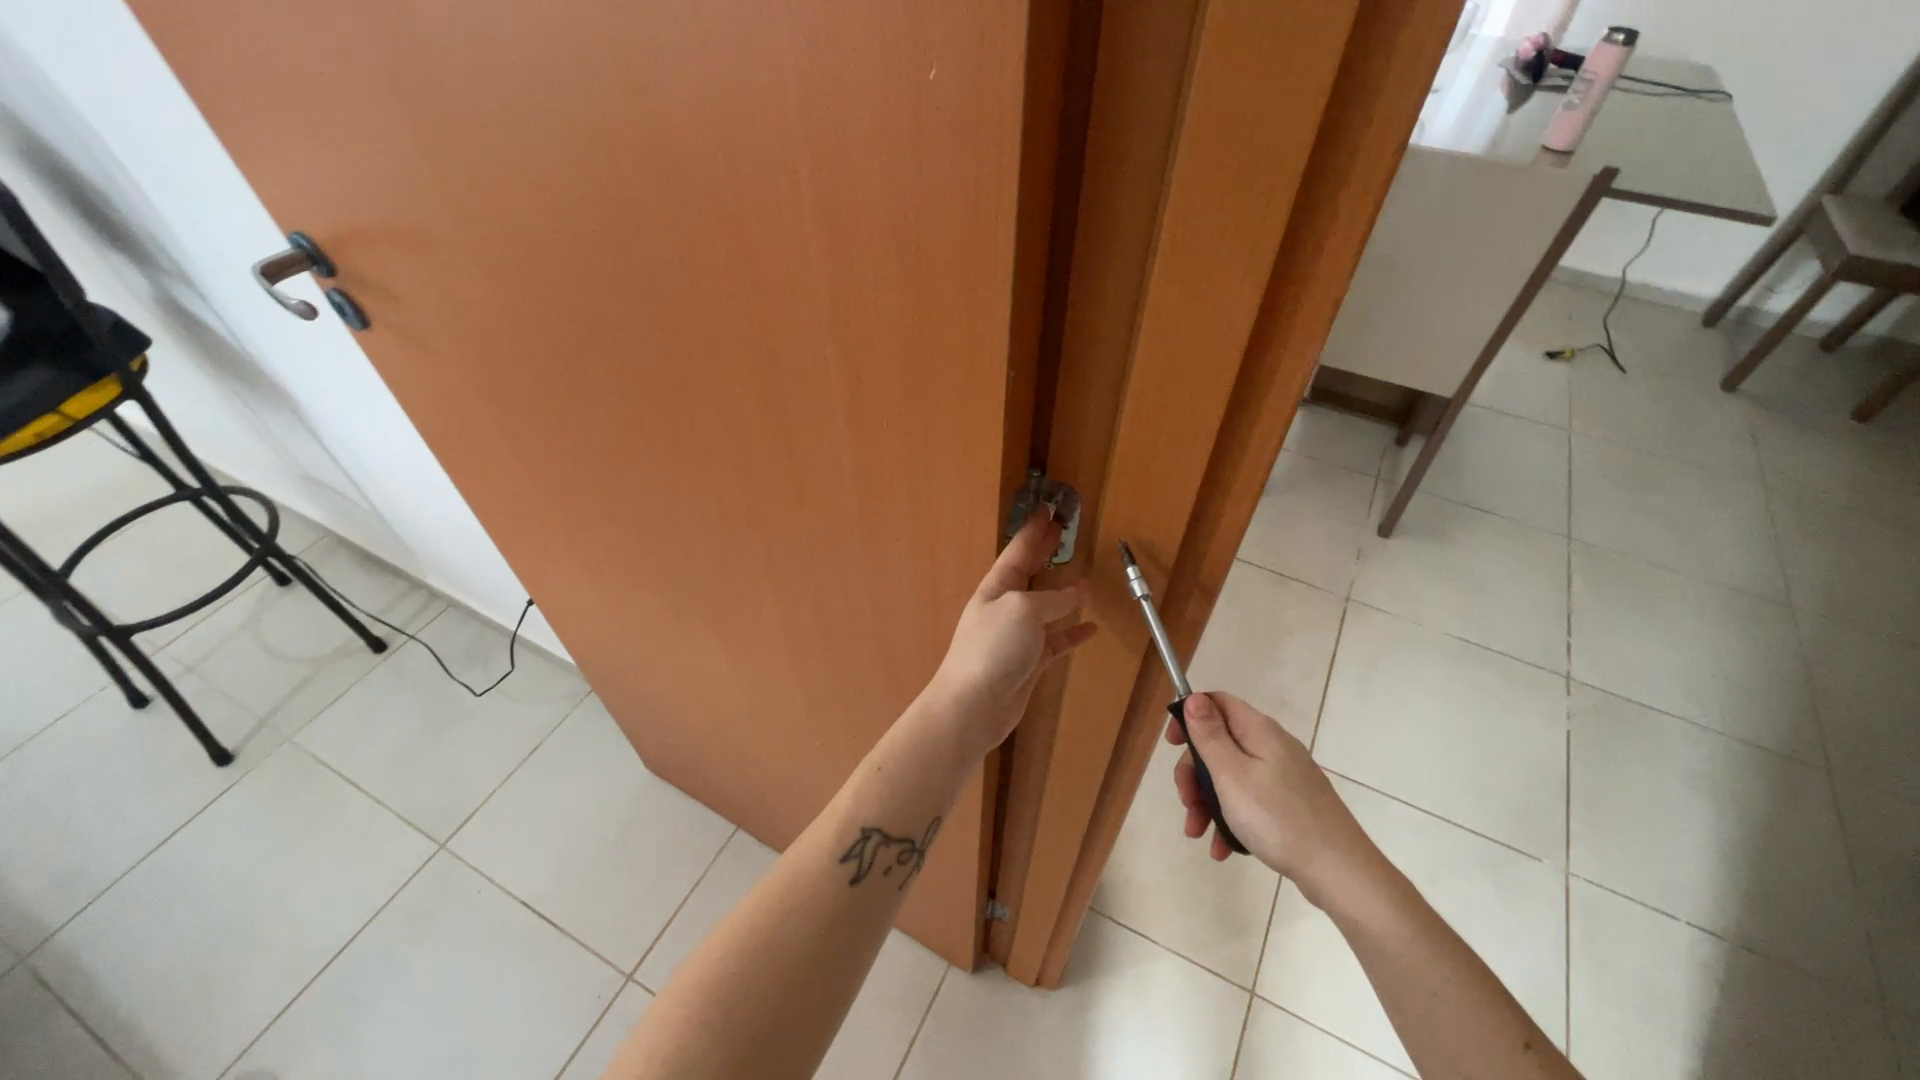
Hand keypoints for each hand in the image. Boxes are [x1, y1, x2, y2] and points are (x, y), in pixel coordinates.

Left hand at [923, 515, 1096, 758]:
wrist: (973, 705)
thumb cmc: (992, 649)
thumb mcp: (1023, 611)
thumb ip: (1053, 599)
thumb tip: (1079, 592)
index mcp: (996, 588)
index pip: (1018, 551)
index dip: (1033, 530)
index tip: (1047, 509)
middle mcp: (1005, 608)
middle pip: (1029, 574)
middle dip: (1044, 552)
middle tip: (1063, 530)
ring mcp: (1016, 637)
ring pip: (1045, 608)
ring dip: (1063, 593)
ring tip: (1085, 578)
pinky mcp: (1028, 664)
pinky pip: (1055, 642)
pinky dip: (1072, 634)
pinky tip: (1091, 628)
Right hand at [1167, 692, 1381, 907]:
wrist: (1339, 870)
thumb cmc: (1278, 818)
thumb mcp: (1231, 775)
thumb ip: (1210, 735)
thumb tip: (1194, 697)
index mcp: (1259, 731)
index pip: (1217, 702)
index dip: (1189, 717)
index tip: (1171, 746)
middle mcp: (1273, 746)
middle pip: (1220, 744)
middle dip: (1194, 773)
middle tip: (1186, 803)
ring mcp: (1284, 776)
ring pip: (1231, 777)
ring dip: (1208, 802)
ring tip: (1198, 834)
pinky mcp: (1290, 803)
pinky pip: (1250, 801)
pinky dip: (1231, 819)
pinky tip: (1223, 847)